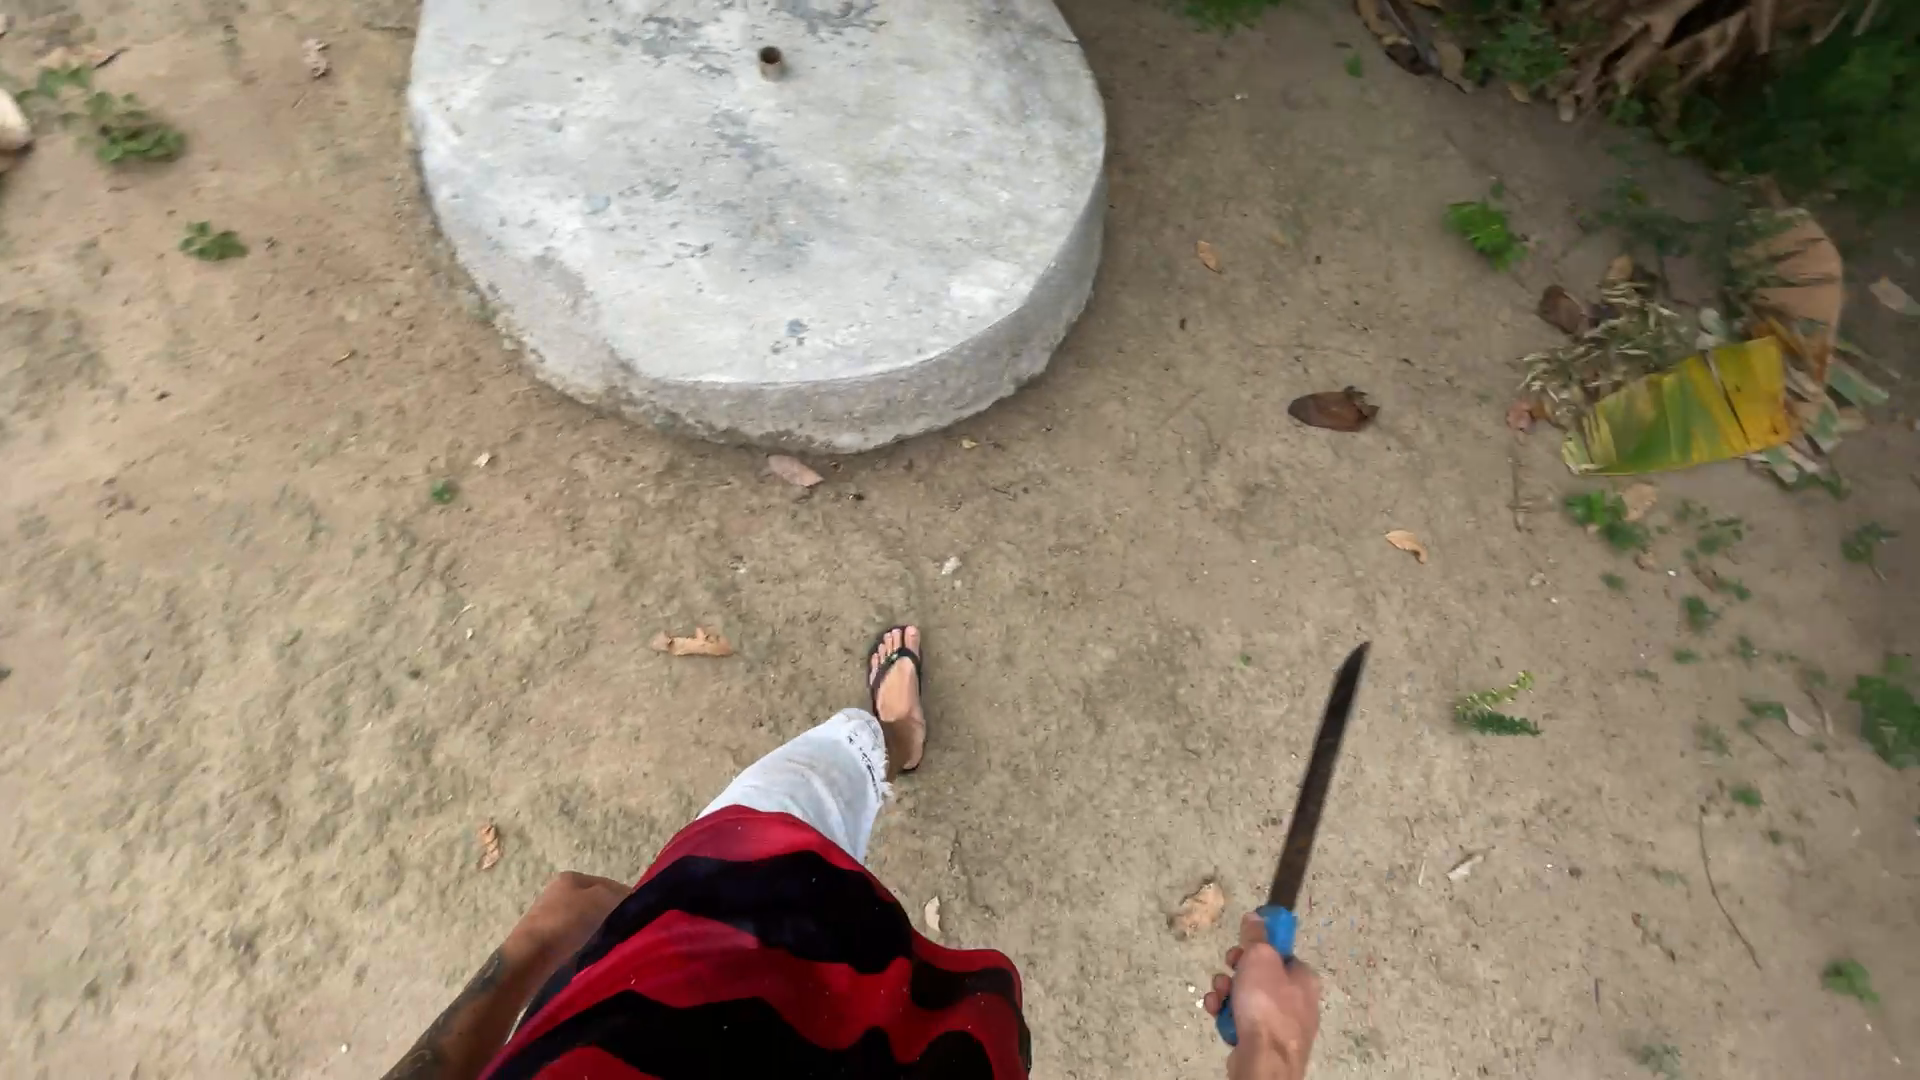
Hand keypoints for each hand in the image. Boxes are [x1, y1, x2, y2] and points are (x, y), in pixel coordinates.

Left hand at [504, 871, 629, 974]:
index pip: (609, 884)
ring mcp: (547, 917)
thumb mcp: (602, 899)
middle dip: (609, 916)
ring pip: (584, 922)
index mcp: (571, 877)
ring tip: (604, 946)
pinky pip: (571, 939)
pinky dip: (581, 945)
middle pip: (595, 903)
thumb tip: (631, 901)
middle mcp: (557, 892)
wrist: (526, 960)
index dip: (625, 899)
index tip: (636, 917)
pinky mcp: (541, 941)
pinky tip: (586, 955)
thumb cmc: (566, 923)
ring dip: (595, 932)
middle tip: (621, 931)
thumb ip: (620, 895)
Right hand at [1203, 913, 1320, 1079]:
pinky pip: (1242, 1018)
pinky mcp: (1264, 1043)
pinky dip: (1226, 1012)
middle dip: (1236, 970)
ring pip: (1246, 996)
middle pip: (1260, 974)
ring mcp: (1281, 1026)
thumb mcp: (1259, 957)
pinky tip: (1217, 1011)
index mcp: (1304, 979)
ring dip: (1226, 991)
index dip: (1259, 946)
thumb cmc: (1266, 1003)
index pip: (1282, 953)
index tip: (1243, 946)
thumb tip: (1256, 916)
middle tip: (1229, 968)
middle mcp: (1297, 1002)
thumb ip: (1256, 935)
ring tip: (1219, 995)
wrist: (1264, 1060)